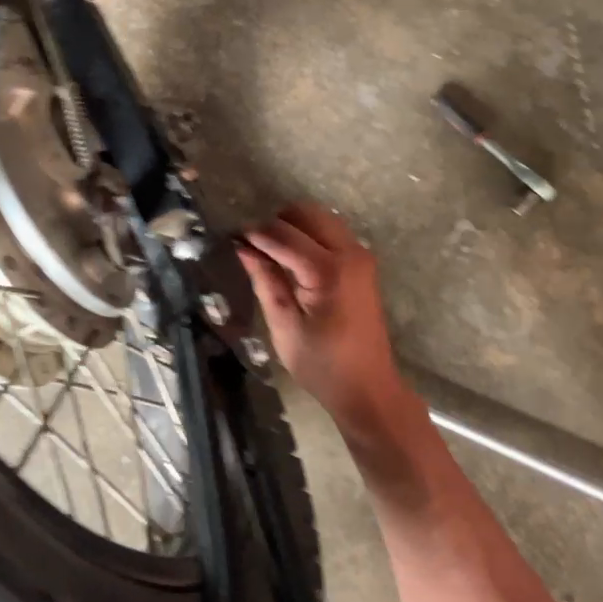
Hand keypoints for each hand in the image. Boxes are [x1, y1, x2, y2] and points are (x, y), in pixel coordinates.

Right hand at [237, 203, 409, 434]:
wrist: (368, 388)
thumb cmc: (322, 364)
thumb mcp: (284, 325)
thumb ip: (265, 280)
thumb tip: (243, 246)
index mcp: (329, 270)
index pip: (284, 234)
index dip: (256, 234)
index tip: (234, 240)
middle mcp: (350, 252)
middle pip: (307, 213)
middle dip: (277, 224)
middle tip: (255, 248)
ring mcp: (361, 255)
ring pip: (321, 218)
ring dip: (294, 228)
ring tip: (272, 255)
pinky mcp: (363, 263)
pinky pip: (332, 233)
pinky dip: (309, 236)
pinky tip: (293, 261)